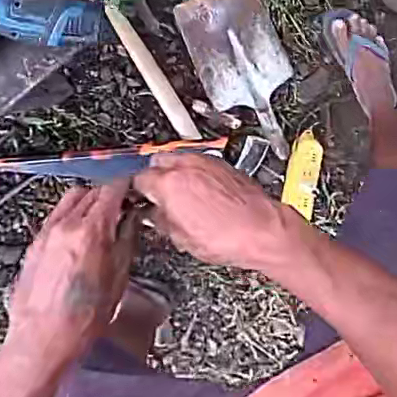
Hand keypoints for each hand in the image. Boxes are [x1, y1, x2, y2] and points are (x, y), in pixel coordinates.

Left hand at [2, 181, 136, 367]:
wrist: (41, 343)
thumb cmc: (79, 321)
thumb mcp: (118, 278)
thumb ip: (127, 239)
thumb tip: (131, 219)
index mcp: (91, 230)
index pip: (112, 189)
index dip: (126, 186)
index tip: (132, 190)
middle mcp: (66, 225)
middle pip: (92, 190)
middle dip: (109, 194)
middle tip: (120, 206)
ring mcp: (47, 233)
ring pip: (71, 198)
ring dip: (88, 201)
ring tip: (99, 219)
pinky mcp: (35, 244)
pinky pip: (56, 215)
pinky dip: (71, 215)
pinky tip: (79, 234)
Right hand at [133, 153, 306, 273]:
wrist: (261, 228)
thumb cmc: (227, 236)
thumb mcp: (182, 239)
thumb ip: (161, 221)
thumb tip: (155, 215)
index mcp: (170, 184)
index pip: (139, 178)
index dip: (136, 191)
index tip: (137, 198)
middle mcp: (186, 166)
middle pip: (156, 161)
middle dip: (153, 176)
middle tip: (155, 195)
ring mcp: (205, 161)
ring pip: (177, 157)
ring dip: (172, 170)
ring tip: (177, 192)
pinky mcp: (220, 162)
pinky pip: (197, 160)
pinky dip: (191, 170)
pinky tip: (197, 189)